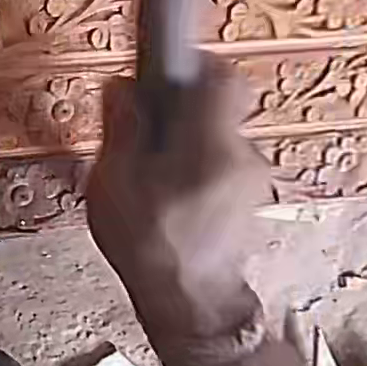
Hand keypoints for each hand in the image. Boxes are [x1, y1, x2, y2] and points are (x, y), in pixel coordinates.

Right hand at [86, 61, 271, 360]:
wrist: (189, 301)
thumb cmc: (147, 242)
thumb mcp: (116, 182)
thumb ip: (123, 129)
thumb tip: (121, 86)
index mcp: (210, 144)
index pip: (221, 76)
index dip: (190, 64)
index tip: (158, 72)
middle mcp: (242, 152)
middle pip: (217, 103)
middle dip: (178, 105)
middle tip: (137, 128)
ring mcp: (251, 175)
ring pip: (215, 132)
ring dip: (181, 136)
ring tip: (143, 168)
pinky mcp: (246, 194)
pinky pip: (217, 157)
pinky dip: (190, 159)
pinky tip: (162, 189)